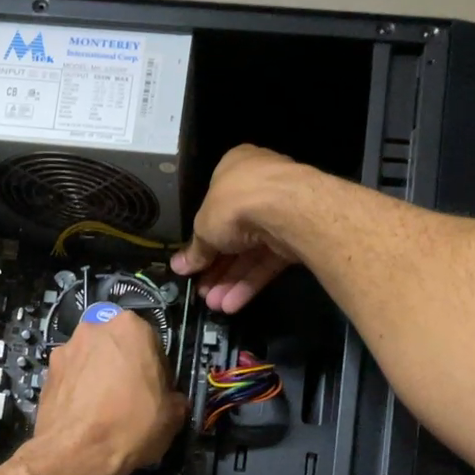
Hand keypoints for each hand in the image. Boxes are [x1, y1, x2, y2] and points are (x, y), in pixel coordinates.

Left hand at [23, 311, 187, 474]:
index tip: (157, 394)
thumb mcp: (173, 416)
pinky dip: (79, 393)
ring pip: (92, 363)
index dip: (158, 373)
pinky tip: (86, 418)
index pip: (153, 346)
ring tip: (105, 412)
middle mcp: (94, 330)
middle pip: (118, 349)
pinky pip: (72, 380)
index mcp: (131, 328)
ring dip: (100, 379)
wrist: (76, 453)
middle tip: (132, 401)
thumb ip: (174, 398)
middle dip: (125, 369)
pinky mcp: (47, 374)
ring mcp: (66, 350)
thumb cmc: (130, 426)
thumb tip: (171, 401)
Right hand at [170, 145, 315, 312]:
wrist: (284, 209)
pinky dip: (251, 282)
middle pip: (233, 234)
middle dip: (217, 267)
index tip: (193, 264)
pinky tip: (233, 303)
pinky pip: (268, 261)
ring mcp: (280, 212)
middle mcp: (259, 187)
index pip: (214, 208)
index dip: (203, 239)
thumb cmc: (234, 204)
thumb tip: (178, 266)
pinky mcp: (296, 236)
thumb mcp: (204, 227)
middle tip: (202, 292)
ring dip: (231, 280)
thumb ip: (195, 249)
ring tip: (215, 304)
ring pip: (251, 252)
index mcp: (234, 170)